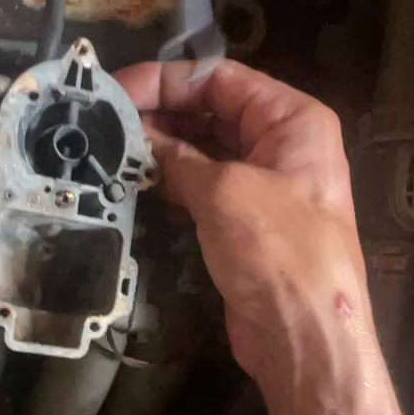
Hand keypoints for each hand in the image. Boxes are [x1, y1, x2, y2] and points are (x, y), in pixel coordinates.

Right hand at [114, 61, 373, 384]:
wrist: (304, 335)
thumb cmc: (277, 251)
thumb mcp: (225, 192)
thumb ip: (179, 160)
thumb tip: (140, 140)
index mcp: (292, 121)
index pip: (221, 79)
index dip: (167, 81)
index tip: (118, 91)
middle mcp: (282, 148)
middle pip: (213, 114)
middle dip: (163, 116)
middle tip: (109, 124)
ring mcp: (264, 191)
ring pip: (206, 156)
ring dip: (164, 154)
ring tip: (114, 153)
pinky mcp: (245, 229)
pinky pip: (204, 193)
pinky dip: (174, 187)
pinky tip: (140, 185)